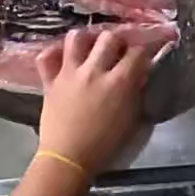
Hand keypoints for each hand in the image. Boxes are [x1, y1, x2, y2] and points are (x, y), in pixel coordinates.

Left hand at [35, 28, 156, 173]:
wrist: (68, 158)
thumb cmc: (105, 146)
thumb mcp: (132, 120)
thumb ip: (136, 93)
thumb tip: (139, 75)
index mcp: (119, 82)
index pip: (138, 52)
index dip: (147, 48)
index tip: (148, 51)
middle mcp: (93, 71)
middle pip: (109, 37)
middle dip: (119, 40)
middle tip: (120, 50)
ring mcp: (68, 74)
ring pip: (76, 38)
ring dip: (87, 39)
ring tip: (92, 47)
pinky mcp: (49, 81)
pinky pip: (46, 57)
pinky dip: (53, 53)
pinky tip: (62, 56)